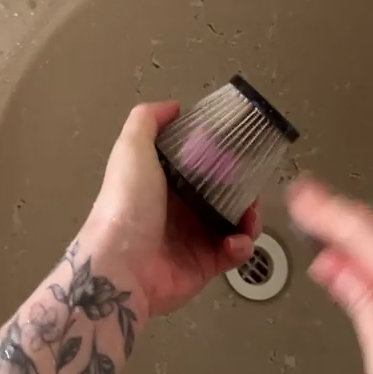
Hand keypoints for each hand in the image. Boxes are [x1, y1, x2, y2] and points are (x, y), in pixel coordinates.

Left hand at [77, 102, 260, 317]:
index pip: (198, 163)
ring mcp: (192, 237)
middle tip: (251, 186)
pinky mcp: (204, 265)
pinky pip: (234, 252)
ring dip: (249, 217)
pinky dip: (242, 245)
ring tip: (249, 216)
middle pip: (221, 192)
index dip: (218, 155)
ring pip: (233, 221)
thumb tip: (174, 106)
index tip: (237, 148)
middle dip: (241, 187)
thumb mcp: (131, 148)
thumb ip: (148, 120)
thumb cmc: (126, 203)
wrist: (122, 266)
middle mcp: (177, 207)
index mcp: (161, 180)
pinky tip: (236, 241)